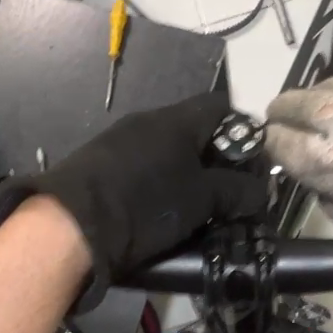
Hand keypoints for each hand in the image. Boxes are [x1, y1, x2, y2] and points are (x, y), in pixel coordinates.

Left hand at [0, 93, 270, 304]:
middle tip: (227, 197)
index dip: (243, 134)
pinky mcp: (99, 166)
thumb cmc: (146, 204)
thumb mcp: (203, 200)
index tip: (250, 168)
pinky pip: (142, 170)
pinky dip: (157, 187)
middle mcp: (147, 121)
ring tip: (196, 212)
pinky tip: (159, 214)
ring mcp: (118, 142)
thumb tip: (262, 191)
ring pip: (167, 154)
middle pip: (194, 133)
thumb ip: (237, 192)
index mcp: (176, 119)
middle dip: (214, 163)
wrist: (70, 225)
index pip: (221, 107)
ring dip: (185, 177)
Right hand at [266, 75, 332, 237]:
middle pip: (300, 103)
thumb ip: (309, 173)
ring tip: (308, 109)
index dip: (271, 141)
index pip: (281, 138)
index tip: (272, 143)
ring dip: (311, 96)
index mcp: (331, 163)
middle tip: (279, 116)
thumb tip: (290, 148)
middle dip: (283, 110)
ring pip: (328, 85)